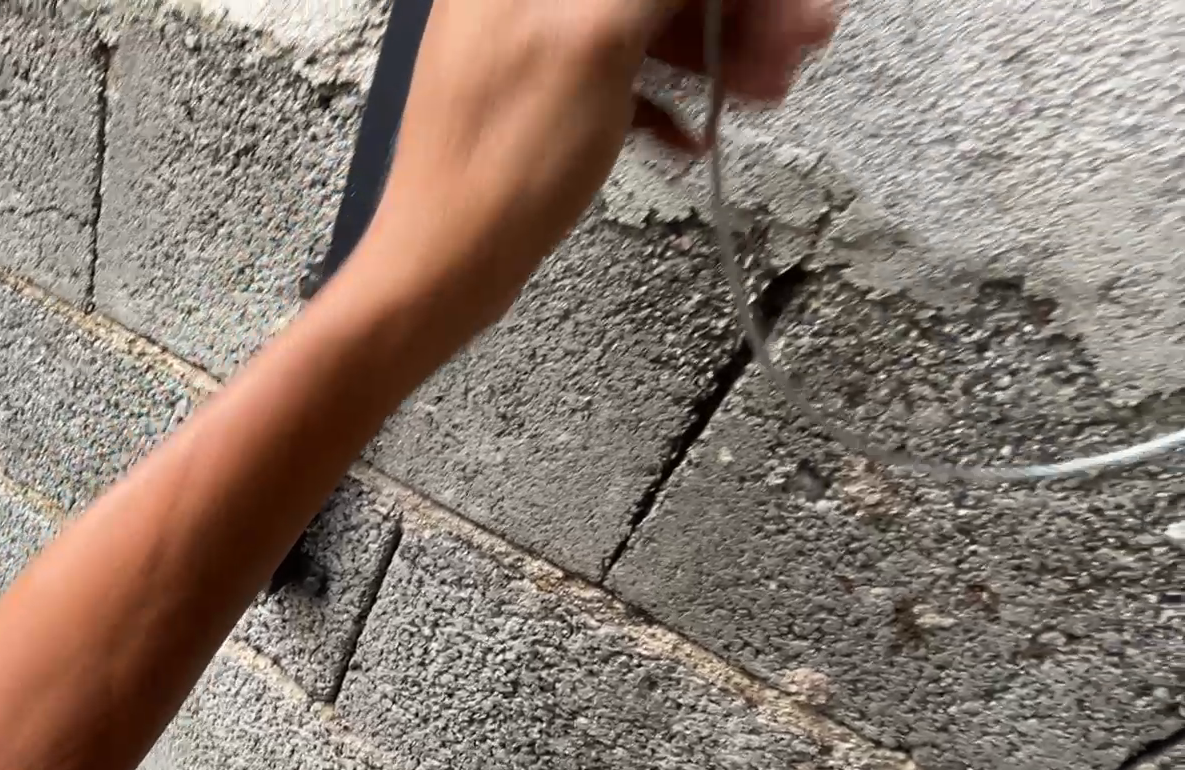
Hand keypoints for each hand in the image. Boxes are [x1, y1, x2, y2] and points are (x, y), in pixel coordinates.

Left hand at [343, 0, 835, 345]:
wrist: (441, 271)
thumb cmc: (503, 163)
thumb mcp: (597, 37)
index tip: (775, 6)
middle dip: (731, 8)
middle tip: (801, 42)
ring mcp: (523, 53)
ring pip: (638, 27)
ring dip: (713, 53)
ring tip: (768, 92)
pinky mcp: (531, 110)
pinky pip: (610, 82)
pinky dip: (660, 101)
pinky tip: (696, 135)